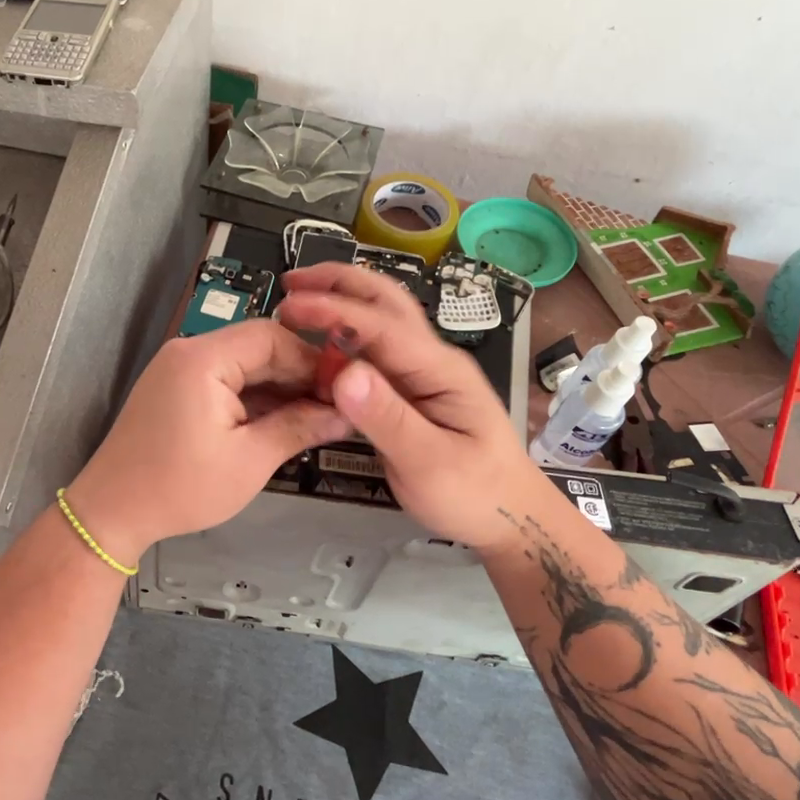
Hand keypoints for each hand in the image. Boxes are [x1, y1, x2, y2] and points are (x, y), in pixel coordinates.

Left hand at [64, 319, 350, 563]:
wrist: (113, 511)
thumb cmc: (178, 488)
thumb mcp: (249, 460)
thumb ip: (298, 427)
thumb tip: (343, 413)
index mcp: (202, 359)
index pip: (272, 335)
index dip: (312, 358)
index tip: (344, 385)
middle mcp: (188, 351)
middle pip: (257, 346)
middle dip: (298, 374)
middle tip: (337, 403)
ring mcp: (178, 369)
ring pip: (243, 364)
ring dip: (278, 387)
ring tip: (316, 415)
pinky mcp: (176, 388)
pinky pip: (224, 380)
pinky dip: (253, 397)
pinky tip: (282, 419)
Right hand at [273, 262, 541, 549]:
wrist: (509, 517)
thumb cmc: (475, 494)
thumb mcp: (430, 464)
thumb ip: (387, 418)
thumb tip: (344, 373)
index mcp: (440, 369)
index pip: (381, 326)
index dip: (334, 311)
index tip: (290, 305)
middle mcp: (429, 359)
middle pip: (385, 302)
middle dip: (338, 283)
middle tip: (290, 282)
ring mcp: (420, 372)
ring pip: (377, 321)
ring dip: (339, 301)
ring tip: (296, 303)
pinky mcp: (408, 390)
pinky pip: (371, 352)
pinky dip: (340, 335)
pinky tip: (316, 344)